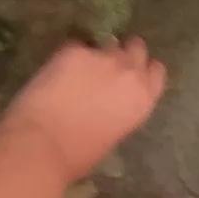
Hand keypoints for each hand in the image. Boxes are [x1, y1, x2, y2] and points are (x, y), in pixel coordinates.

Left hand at [0, 39, 167, 182]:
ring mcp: (102, 57)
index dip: (143, 69)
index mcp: (143, 99)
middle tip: (107, 64)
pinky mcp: (75, 50)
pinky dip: (70, 54)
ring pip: (109, 42)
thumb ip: (121, 106)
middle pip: (137, 47)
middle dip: (125, 52)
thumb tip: (110, 97)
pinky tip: (57, 68)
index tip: (132, 73)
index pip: (156, 70)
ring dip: (99, 51)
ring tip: (81, 65)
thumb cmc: (78, 155)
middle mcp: (129, 72)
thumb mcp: (115, 131)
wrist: (42, 145)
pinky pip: (76, 44)